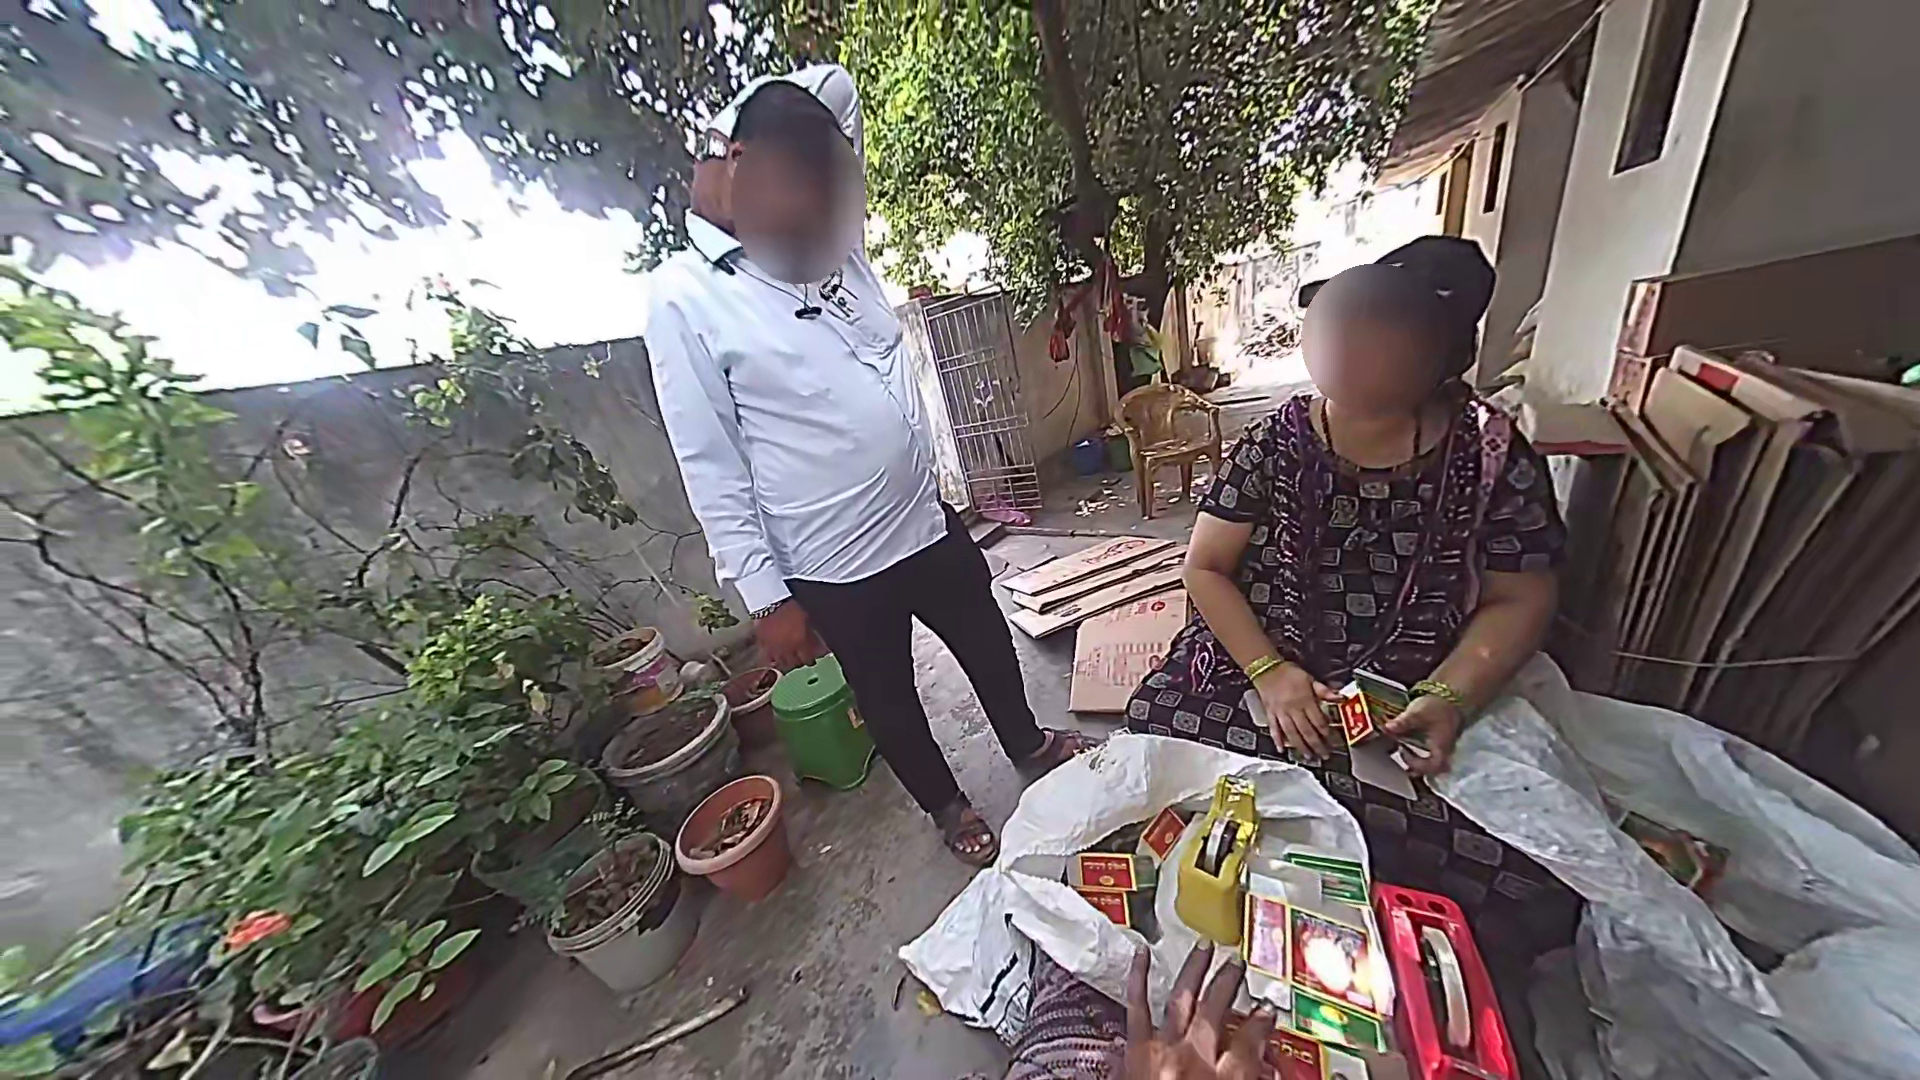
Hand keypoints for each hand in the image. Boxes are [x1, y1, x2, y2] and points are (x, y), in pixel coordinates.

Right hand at [754, 601, 823, 670]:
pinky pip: (768, 660)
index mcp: (800, 642)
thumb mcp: (806, 620)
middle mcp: (788, 649)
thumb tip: (820, 646)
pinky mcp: (763, 647)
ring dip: (787, 664)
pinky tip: (775, 660)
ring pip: (782, 664)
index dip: (811, 660)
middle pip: (795, 664)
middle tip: (801, 660)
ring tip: (789, 661)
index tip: (812, 659)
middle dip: (799, 663)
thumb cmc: (791, 609)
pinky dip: (773, 661)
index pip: (808, 659)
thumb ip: (811, 635)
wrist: (770, 603)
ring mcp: (774, 649)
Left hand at [1125, 942, 1273, 1079]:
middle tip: (1238, 964)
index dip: (1262, 1026)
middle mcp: (1192, 1060)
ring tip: (1205, 945)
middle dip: (1229, 985)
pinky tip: (1141, 951)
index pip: (1251, 1048)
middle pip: (1217, 1013)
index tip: (1269, 1010)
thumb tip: (1266, 1072)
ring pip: (1181, 998)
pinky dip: (1138, 975)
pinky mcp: (1133, 1048)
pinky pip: (1135, 1004)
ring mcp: (1160, 1049)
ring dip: (1195, 970)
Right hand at [1252, 662, 1340, 760]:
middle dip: (1317, 745)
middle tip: (1324, 755)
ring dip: (1301, 746)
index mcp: (1305, 701)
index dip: (1328, 734)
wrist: (1265, 667)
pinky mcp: (1270, 713)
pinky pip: (1274, 728)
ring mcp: (1280, 712)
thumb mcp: (1309, 679)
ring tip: (1308, 756)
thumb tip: (1341, 697)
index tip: (1335, 742)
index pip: (1319, 722)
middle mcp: (1293, 709)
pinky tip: (1281, 749)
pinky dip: (1277, 739)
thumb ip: (1324, 691)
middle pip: (1307, 731)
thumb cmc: (1288, 673)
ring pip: (1292, 733)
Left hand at [1384, 693, 1463, 775]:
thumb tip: (1387, 728)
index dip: (1418, 765)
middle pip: (1432, 767)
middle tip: (1398, 752)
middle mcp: (1443, 751)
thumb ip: (1402, 723)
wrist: (1450, 697)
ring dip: (1414, 757)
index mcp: (1441, 748)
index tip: (1403, 752)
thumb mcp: (1416, 714)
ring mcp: (1440, 746)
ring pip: (1429, 759)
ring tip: (1397, 746)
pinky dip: (1414, 748)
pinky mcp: (1436, 740)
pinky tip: (1402, 739)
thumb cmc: (1435, 708)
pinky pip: (1427, 751)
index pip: (1434, 767)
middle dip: (1414, 764)